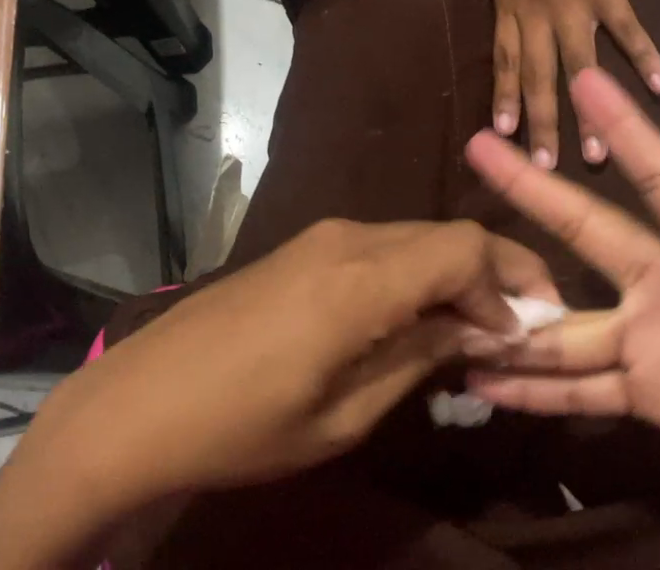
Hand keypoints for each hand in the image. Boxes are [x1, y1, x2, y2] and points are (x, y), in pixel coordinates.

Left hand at [21, 220, 560, 498]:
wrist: (138, 403)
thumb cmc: (243, 425)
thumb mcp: (345, 413)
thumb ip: (421, 357)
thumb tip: (484, 330)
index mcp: (363, 278)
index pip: (467, 249)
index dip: (509, 286)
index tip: (522, 337)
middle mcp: (349, 237)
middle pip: (448, 235)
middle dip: (493, 275)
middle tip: (516, 330)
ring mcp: (322, 236)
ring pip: (417, 237)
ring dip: (454, 274)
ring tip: (470, 331)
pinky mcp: (303, 245)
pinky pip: (381, 246)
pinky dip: (415, 272)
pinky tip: (415, 317)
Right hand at [463, 69, 659, 503]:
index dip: (631, 131)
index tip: (586, 77)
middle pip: (591, 231)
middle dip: (535, 191)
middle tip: (479, 142)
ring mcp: (649, 338)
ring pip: (567, 319)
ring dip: (514, 310)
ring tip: (451, 292)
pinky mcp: (643, 391)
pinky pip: (579, 386)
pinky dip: (532, 385)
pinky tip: (480, 378)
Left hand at [478, 0, 659, 169]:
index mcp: (507, 2)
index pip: (502, 59)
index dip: (503, 97)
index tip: (503, 136)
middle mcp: (535, 11)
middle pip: (535, 75)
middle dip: (540, 123)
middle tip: (546, 168)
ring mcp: (571, 2)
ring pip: (576, 67)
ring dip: (587, 113)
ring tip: (596, 157)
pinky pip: (625, 29)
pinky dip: (643, 56)